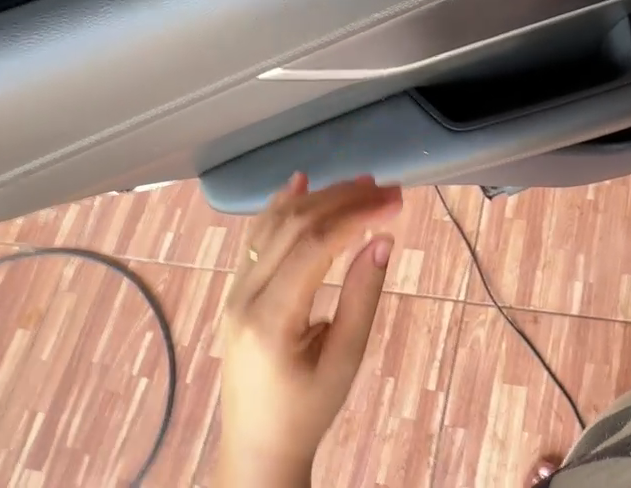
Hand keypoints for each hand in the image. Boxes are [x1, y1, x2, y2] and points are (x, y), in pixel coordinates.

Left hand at [214, 173, 402, 487]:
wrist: (258, 447)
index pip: (314, 245)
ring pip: (274, 225)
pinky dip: (281, 206)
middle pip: (294, 226)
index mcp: (270, 319)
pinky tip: (301, 183)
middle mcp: (243, 297)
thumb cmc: (307, 410)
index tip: (395, 201)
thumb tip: (383, 239)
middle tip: (388, 189)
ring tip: (362, 184)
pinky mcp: (237, 291)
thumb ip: (362, 296)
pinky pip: (257, 238)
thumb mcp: (345, 359)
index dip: (356, 214)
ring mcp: (234, 292)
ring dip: (319, 197)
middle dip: (344, 199)